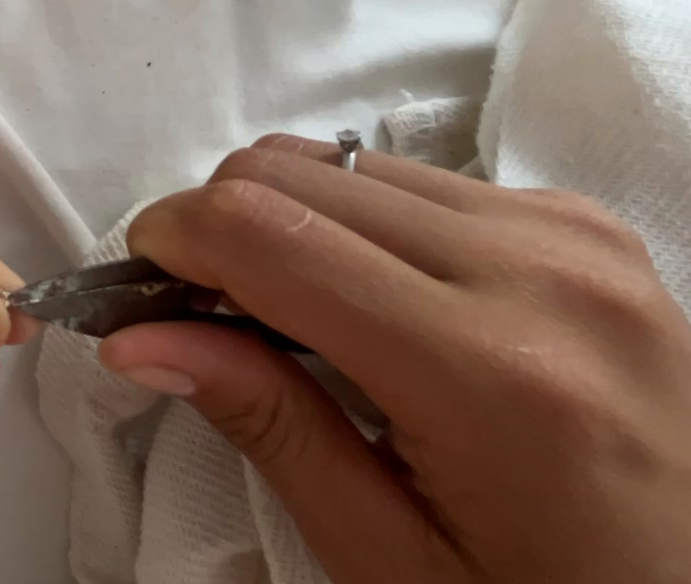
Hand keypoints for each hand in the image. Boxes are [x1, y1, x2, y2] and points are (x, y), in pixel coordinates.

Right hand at [97, 135, 690, 583]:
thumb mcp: (387, 556)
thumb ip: (260, 420)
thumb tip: (129, 339)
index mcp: (494, 376)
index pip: (260, 231)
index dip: (167, 242)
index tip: (141, 293)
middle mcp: (539, 270)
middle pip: (277, 173)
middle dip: (204, 227)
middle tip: (203, 308)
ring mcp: (566, 229)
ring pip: (322, 158)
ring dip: (265, 216)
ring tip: (282, 301)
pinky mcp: (571, 216)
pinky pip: (384, 171)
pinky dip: (329, 211)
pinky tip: (354, 285)